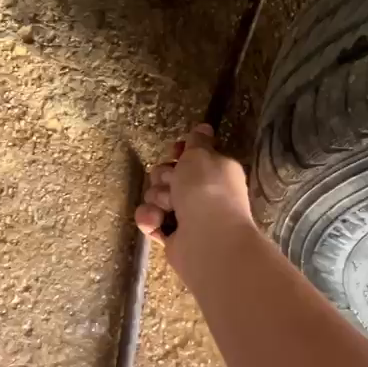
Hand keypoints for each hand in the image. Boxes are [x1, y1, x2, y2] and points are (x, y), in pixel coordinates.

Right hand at [134, 124, 256, 276]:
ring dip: (157, 198)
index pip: (193, 156)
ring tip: (167, 207)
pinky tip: (157, 222)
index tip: (176, 151)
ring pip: (156, 196)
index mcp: (216, 171)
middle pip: (168, 175)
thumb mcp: (201, 154)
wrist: (207, 239)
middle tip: (172, 183)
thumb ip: (197, 140)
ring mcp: (187, 216)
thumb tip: (204, 127)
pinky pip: (151, 220)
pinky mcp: (172, 236)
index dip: (181, 152)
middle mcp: (203, 193)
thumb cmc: (206, 189)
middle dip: (164, 177)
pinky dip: (151, 220)